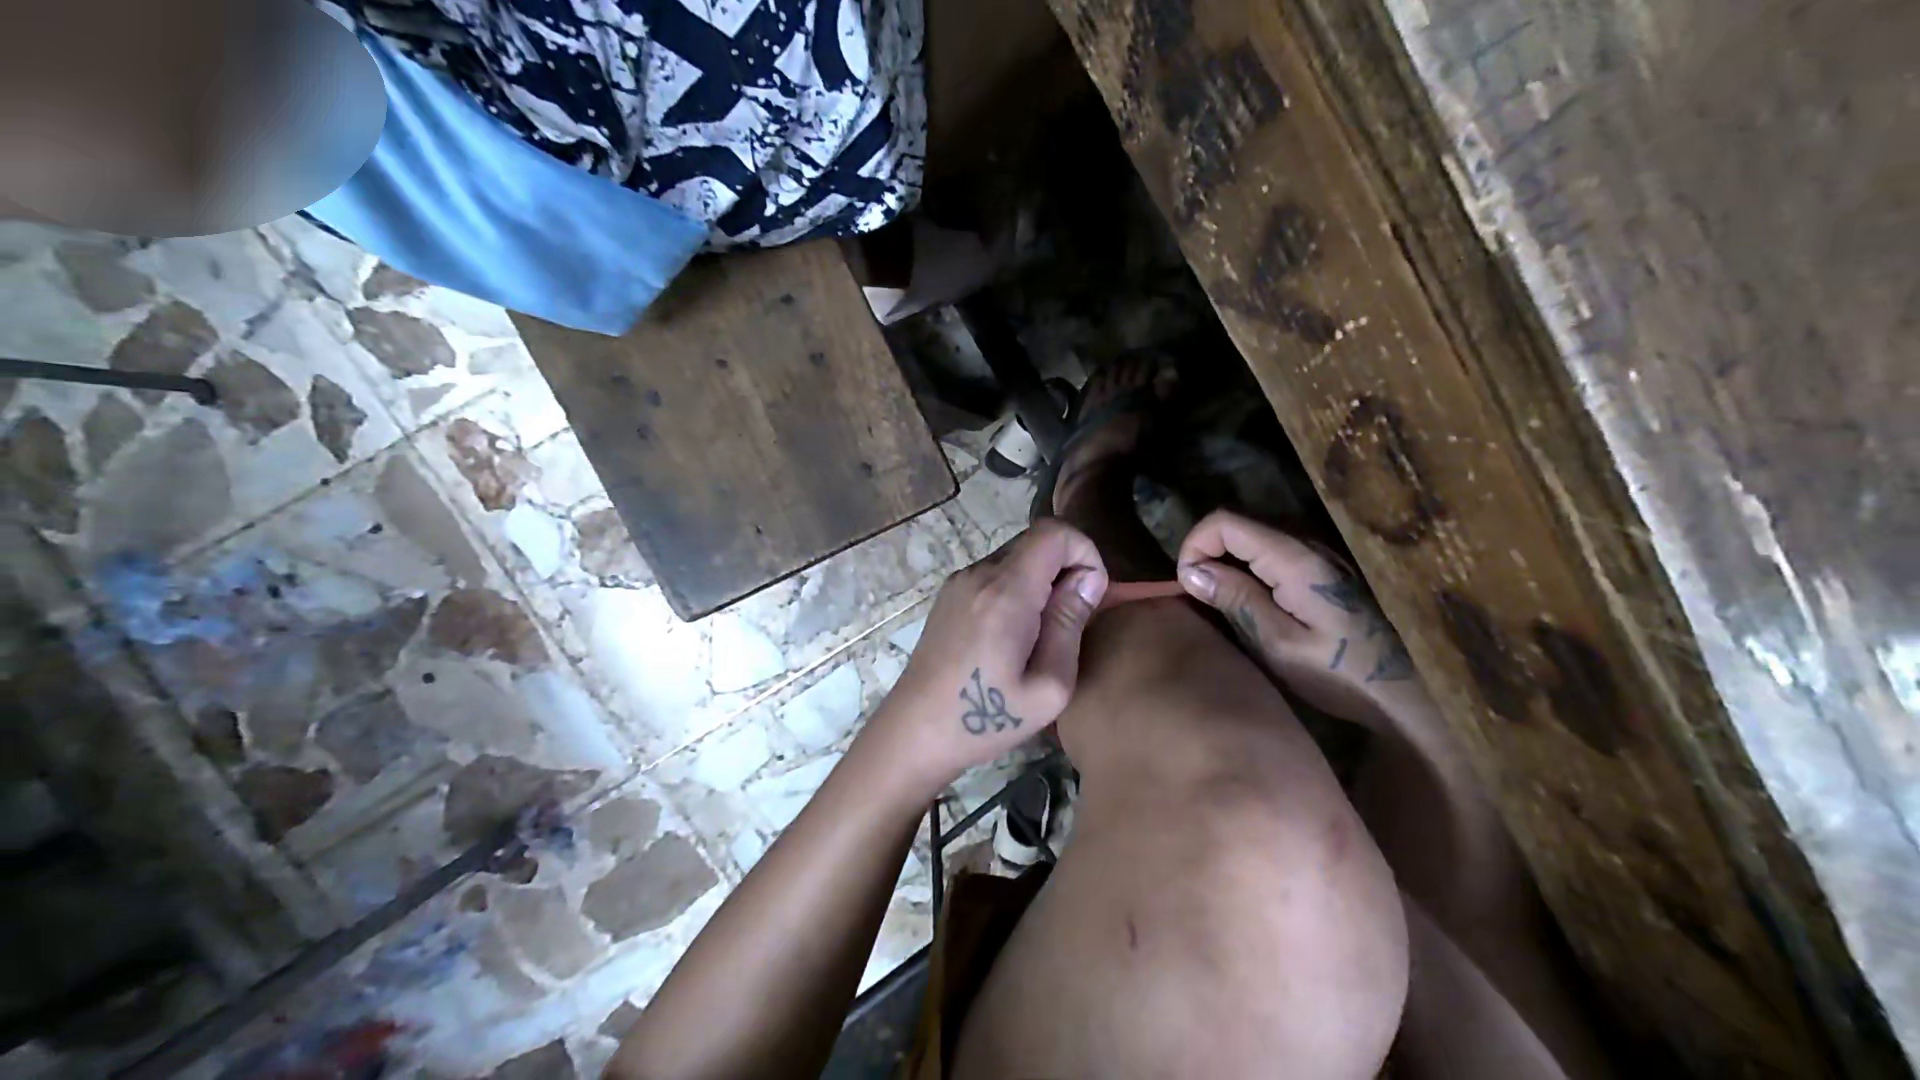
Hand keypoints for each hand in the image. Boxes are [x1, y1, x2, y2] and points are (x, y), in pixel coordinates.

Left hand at [871, 520, 1107, 787]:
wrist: (916, 731)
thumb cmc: (989, 719)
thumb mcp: (1050, 685)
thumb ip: (1070, 622)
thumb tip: (1088, 578)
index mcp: (1005, 591)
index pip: (1054, 532)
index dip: (1085, 553)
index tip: (1091, 595)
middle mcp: (979, 574)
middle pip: (1035, 540)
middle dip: (1066, 568)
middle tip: (1072, 619)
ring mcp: (959, 582)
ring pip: (1016, 557)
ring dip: (1042, 580)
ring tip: (1043, 633)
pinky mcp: (949, 595)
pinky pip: (995, 574)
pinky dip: (1017, 588)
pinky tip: (1014, 635)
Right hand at [1175, 509, 1417, 727]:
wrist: (1411, 692)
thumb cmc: (1344, 673)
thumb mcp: (1279, 644)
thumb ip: (1236, 600)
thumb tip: (1192, 572)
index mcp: (1294, 559)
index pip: (1224, 521)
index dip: (1194, 545)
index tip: (1188, 584)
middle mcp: (1307, 544)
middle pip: (1238, 524)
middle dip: (1207, 553)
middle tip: (1200, 597)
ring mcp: (1318, 554)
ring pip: (1254, 537)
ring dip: (1226, 562)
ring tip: (1222, 603)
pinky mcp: (1324, 569)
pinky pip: (1272, 553)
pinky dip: (1248, 569)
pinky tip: (1252, 604)